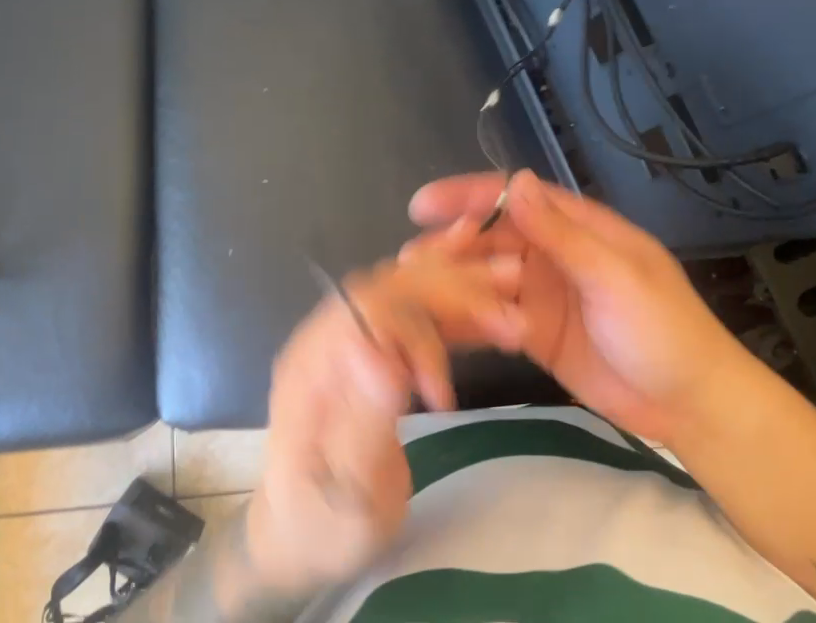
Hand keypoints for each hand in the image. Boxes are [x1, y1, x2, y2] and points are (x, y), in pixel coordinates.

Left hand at [245, 254, 524, 593]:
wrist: (300, 536)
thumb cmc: (320, 526)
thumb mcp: (343, 495)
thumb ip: (362, 425)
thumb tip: (378, 351)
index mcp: (312, 365)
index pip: (365, 310)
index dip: (419, 326)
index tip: (456, 376)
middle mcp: (329, 340)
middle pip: (392, 289)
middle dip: (453, 288)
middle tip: (512, 305)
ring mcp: (353, 342)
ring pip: (408, 292)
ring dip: (460, 283)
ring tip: (514, 278)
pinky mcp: (376, 351)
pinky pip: (416, 312)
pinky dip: (454, 299)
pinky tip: (490, 293)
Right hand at [408, 170, 747, 444]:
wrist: (690, 404)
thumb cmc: (663, 329)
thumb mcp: (614, 277)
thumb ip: (562, 235)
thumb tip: (516, 181)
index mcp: (577, 228)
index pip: (515, 200)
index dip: (467, 197)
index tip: (423, 205)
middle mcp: (553, 255)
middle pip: (491, 240)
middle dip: (451, 247)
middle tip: (411, 263)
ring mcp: (541, 295)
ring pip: (485, 279)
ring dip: (452, 284)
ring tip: (412, 295)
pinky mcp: (534, 333)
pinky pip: (492, 318)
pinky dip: (467, 320)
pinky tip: (438, 327)